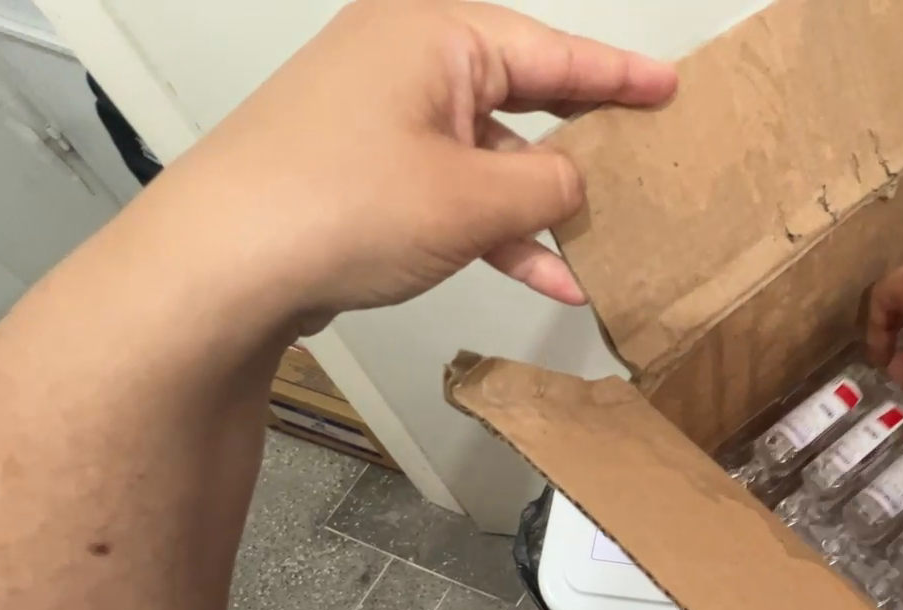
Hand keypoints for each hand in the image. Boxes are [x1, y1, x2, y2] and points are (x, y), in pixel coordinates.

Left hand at [145, 0, 675, 322]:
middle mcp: (416, 65)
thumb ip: (547, 186)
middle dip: (586, 140)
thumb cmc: (351, 205)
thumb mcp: (474, 199)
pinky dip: (505, 234)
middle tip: (646, 154)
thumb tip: (576, 182)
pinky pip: (465, 194)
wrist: (232, 262)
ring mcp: (396, 121)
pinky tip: (552, 280)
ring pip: (499, 157)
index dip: (618, 75)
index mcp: (438, 38)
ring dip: (548, 208)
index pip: (552, 53)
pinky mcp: (383, 173)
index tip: (670, 87)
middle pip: (527, 99)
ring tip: (606, 242)